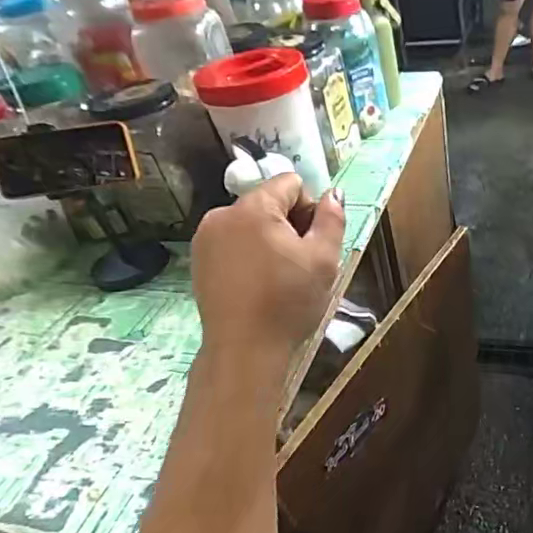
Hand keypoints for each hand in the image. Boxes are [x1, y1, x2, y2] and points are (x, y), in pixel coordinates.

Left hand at [191, 174, 344, 364]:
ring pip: (250, 224)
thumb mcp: (324, 260)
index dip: (310, 208)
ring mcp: (205, 238)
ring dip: (269, 240)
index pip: (290, 183)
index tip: (314, 242)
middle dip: (289, 225)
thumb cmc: (289, 302)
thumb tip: (334, 193)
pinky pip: (232, 243)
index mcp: (254, 208)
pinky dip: (249, 255)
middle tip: (300, 264)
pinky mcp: (199, 261)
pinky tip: (258, 285)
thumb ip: (332, 219)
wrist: (245, 349)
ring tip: (279, 277)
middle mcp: (222, 214)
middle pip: (268, 202)